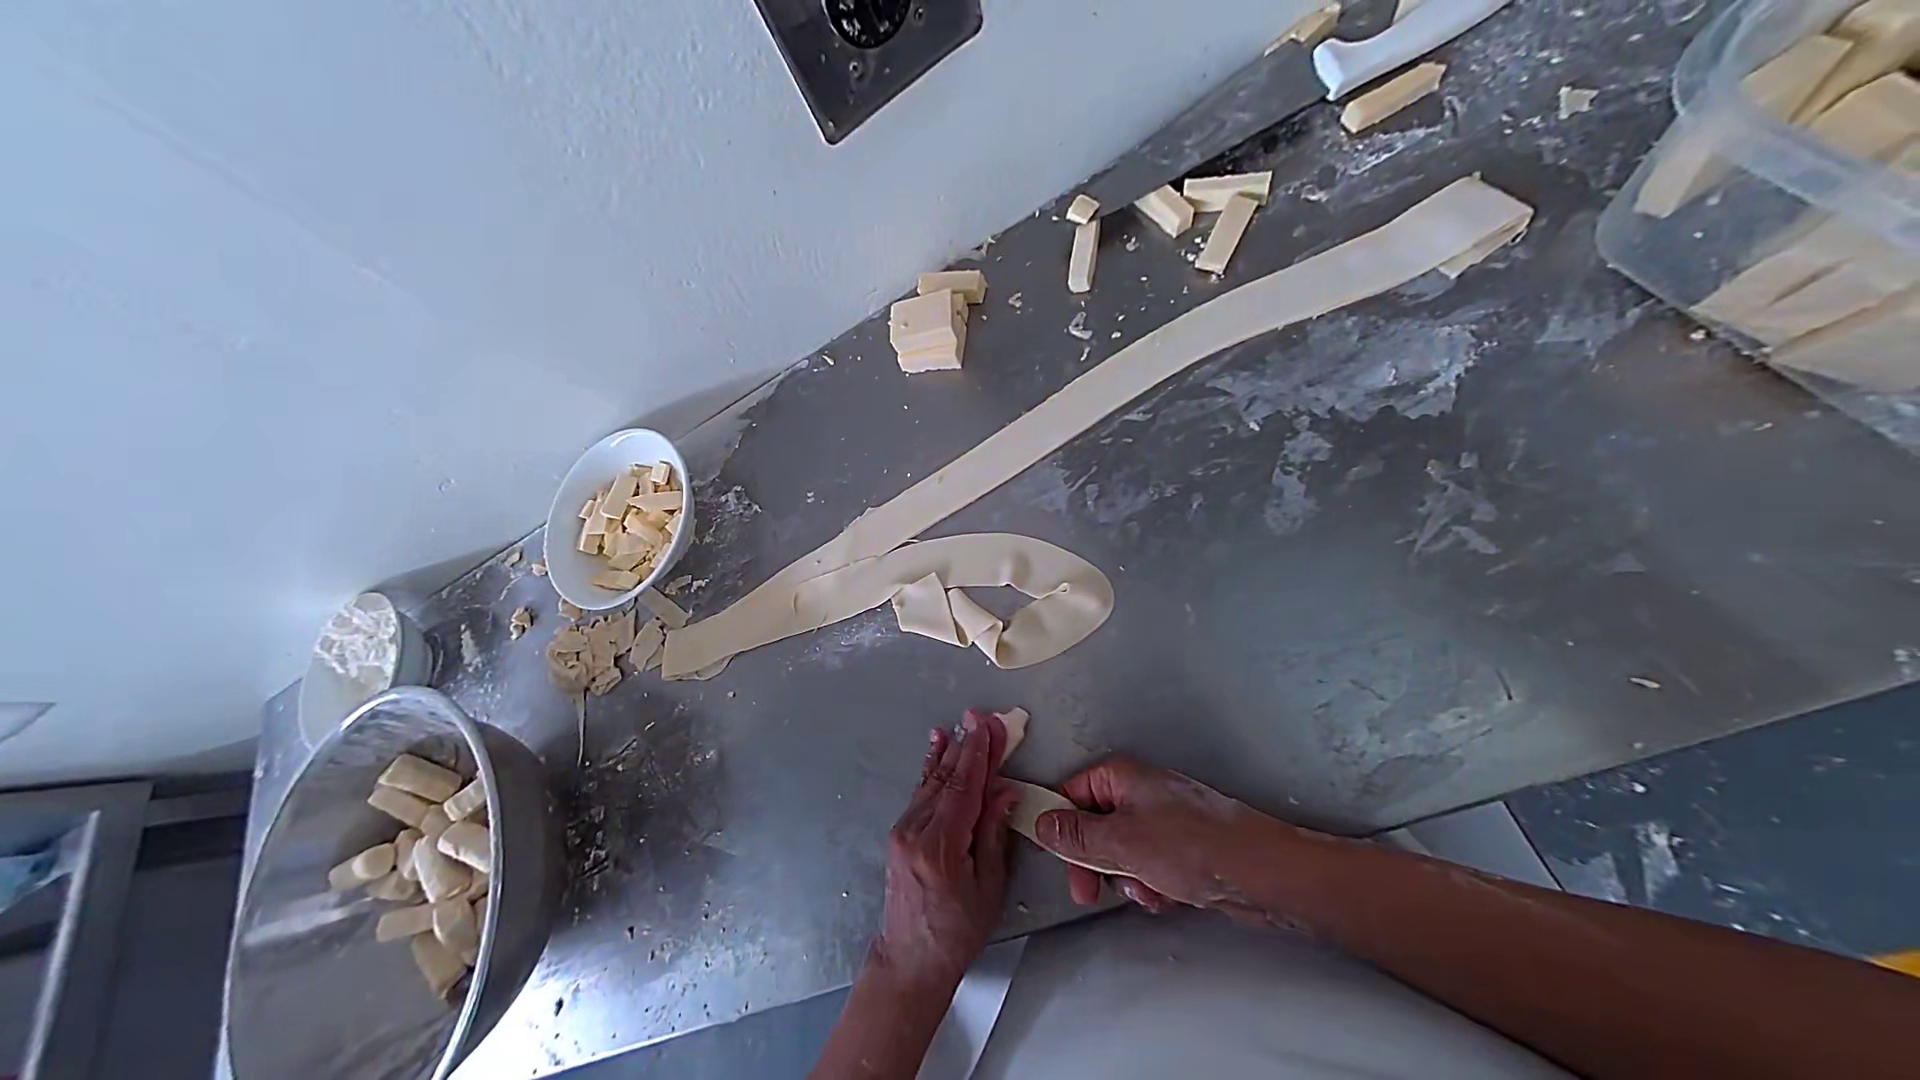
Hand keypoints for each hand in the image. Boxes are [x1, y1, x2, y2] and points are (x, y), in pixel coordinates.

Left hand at [873, 709, 1019, 989]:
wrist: (909, 959)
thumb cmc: (956, 931)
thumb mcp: (988, 885)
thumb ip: (993, 832)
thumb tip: (1005, 790)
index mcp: (939, 846)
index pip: (965, 788)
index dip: (980, 754)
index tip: (991, 727)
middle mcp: (915, 830)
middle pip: (947, 778)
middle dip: (967, 745)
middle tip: (982, 717)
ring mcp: (903, 829)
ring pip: (932, 782)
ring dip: (949, 752)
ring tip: (961, 725)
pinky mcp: (899, 832)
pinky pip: (921, 793)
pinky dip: (932, 769)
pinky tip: (937, 748)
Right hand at [1034, 756, 1310, 916]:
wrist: (1262, 873)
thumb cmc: (1190, 847)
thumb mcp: (1121, 842)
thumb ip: (1076, 835)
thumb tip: (1041, 823)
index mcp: (1121, 776)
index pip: (1071, 792)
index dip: (1059, 824)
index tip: (1054, 856)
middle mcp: (1139, 791)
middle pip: (1093, 825)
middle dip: (1094, 861)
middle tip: (1089, 891)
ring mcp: (1162, 818)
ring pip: (1120, 851)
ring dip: (1125, 877)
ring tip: (1147, 889)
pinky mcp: (1181, 846)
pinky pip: (1148, 864)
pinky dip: (1151, 882)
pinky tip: (1168, 895)